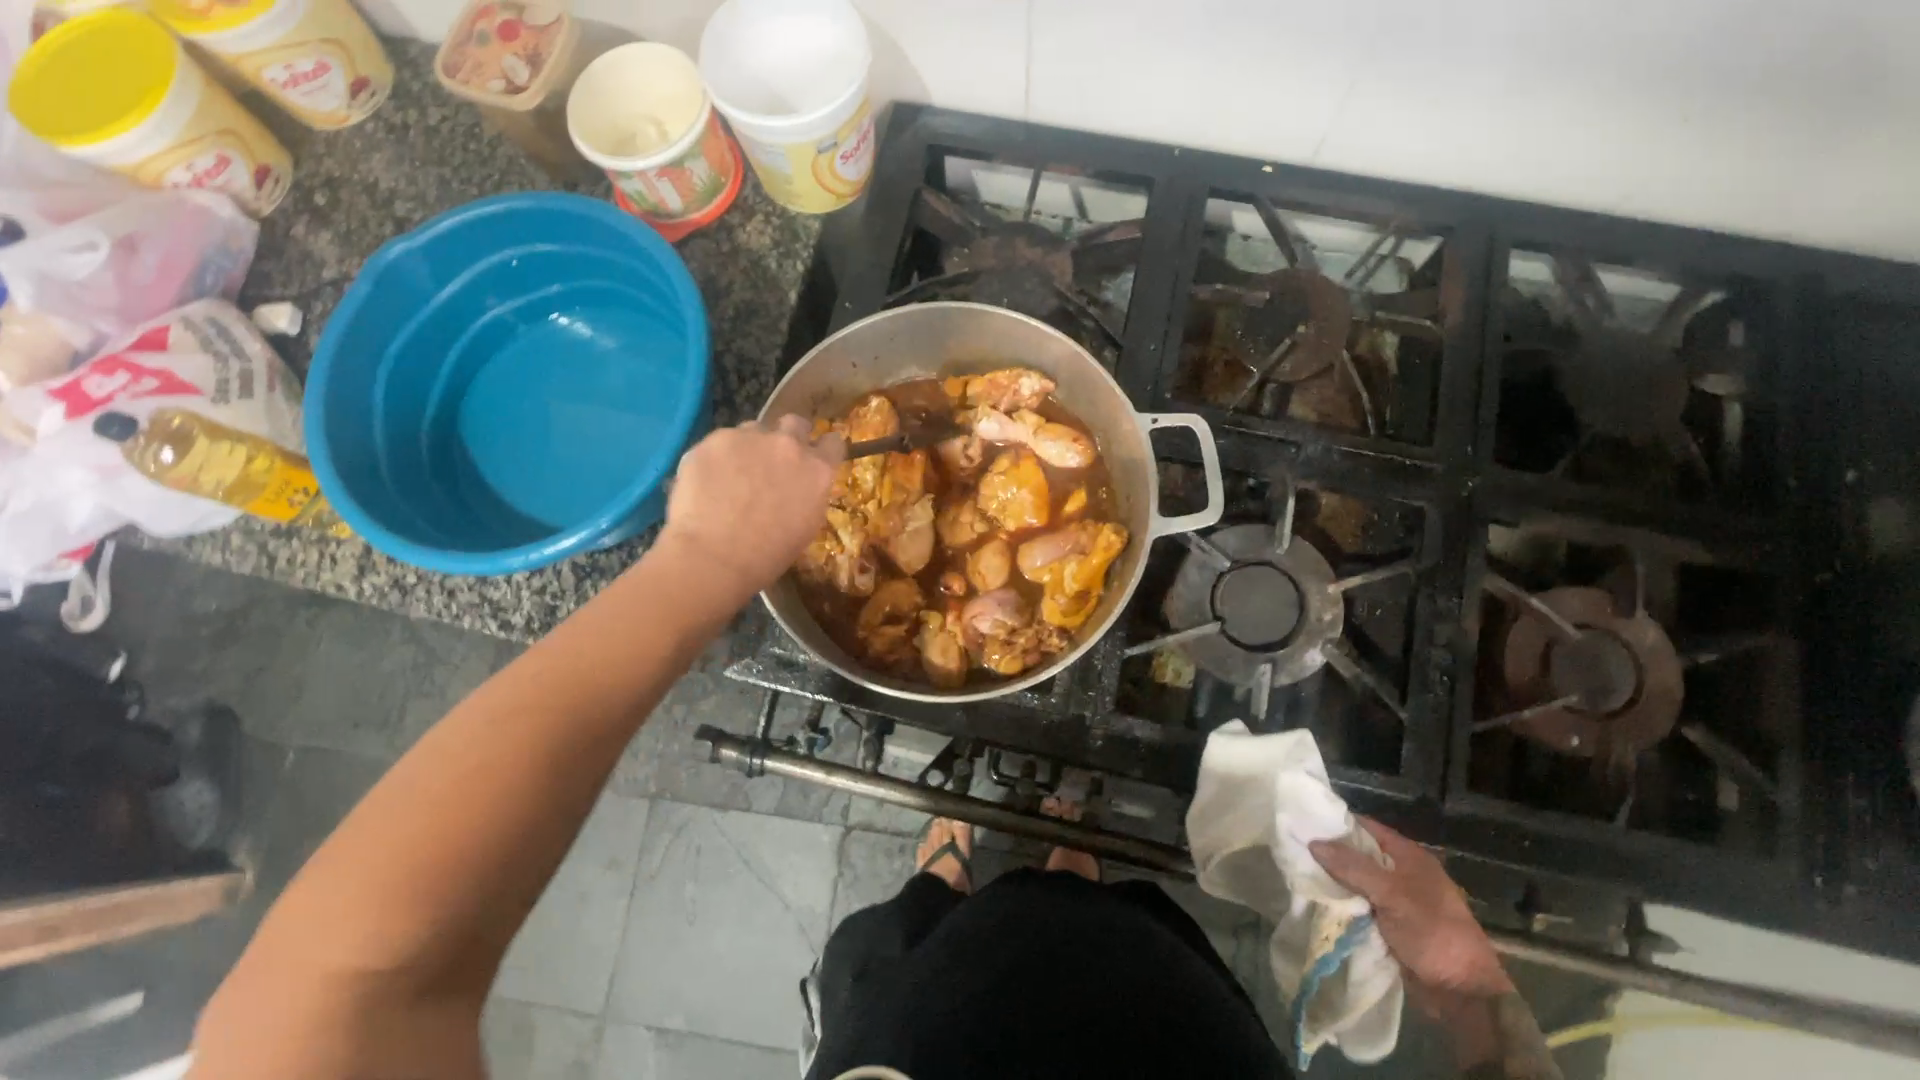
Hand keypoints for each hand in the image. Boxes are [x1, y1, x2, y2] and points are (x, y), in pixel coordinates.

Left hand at [659, 416, 843, 597]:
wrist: (714, 556)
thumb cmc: (767, 555)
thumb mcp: (806, 526)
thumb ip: (809, 493)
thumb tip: (800, 485)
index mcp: (817, 470)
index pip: (833, 442)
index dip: (823, 449)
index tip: (815, 456)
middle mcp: (788, 444)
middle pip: (794, 423)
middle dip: (788, 437)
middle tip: (773, 460)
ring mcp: (749, 437)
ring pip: (753, 429)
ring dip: (750, 446)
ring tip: (733, 474)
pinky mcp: (714, 439)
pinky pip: (720, 442)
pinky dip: (717, 457)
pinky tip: (708, 482)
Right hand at [1310, 818, 1513, 1015]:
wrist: (1460, 991)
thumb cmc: (1432, 931)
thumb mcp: (1392, 894)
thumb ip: (1353, 867)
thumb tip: (1313, 842)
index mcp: (1410, 858)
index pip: (1368, 829)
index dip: (1339, 823)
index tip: (1306, 821)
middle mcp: (1402, 875)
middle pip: (1359, 856)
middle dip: (1330, 855)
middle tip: (1294, 850)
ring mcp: (1395, 902)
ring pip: (1356, 884)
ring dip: (1333, 883)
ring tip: (1296, 874)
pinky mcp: (1388, 927)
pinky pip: (1358, 908)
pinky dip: (1341, 906)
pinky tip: (1315, 902)